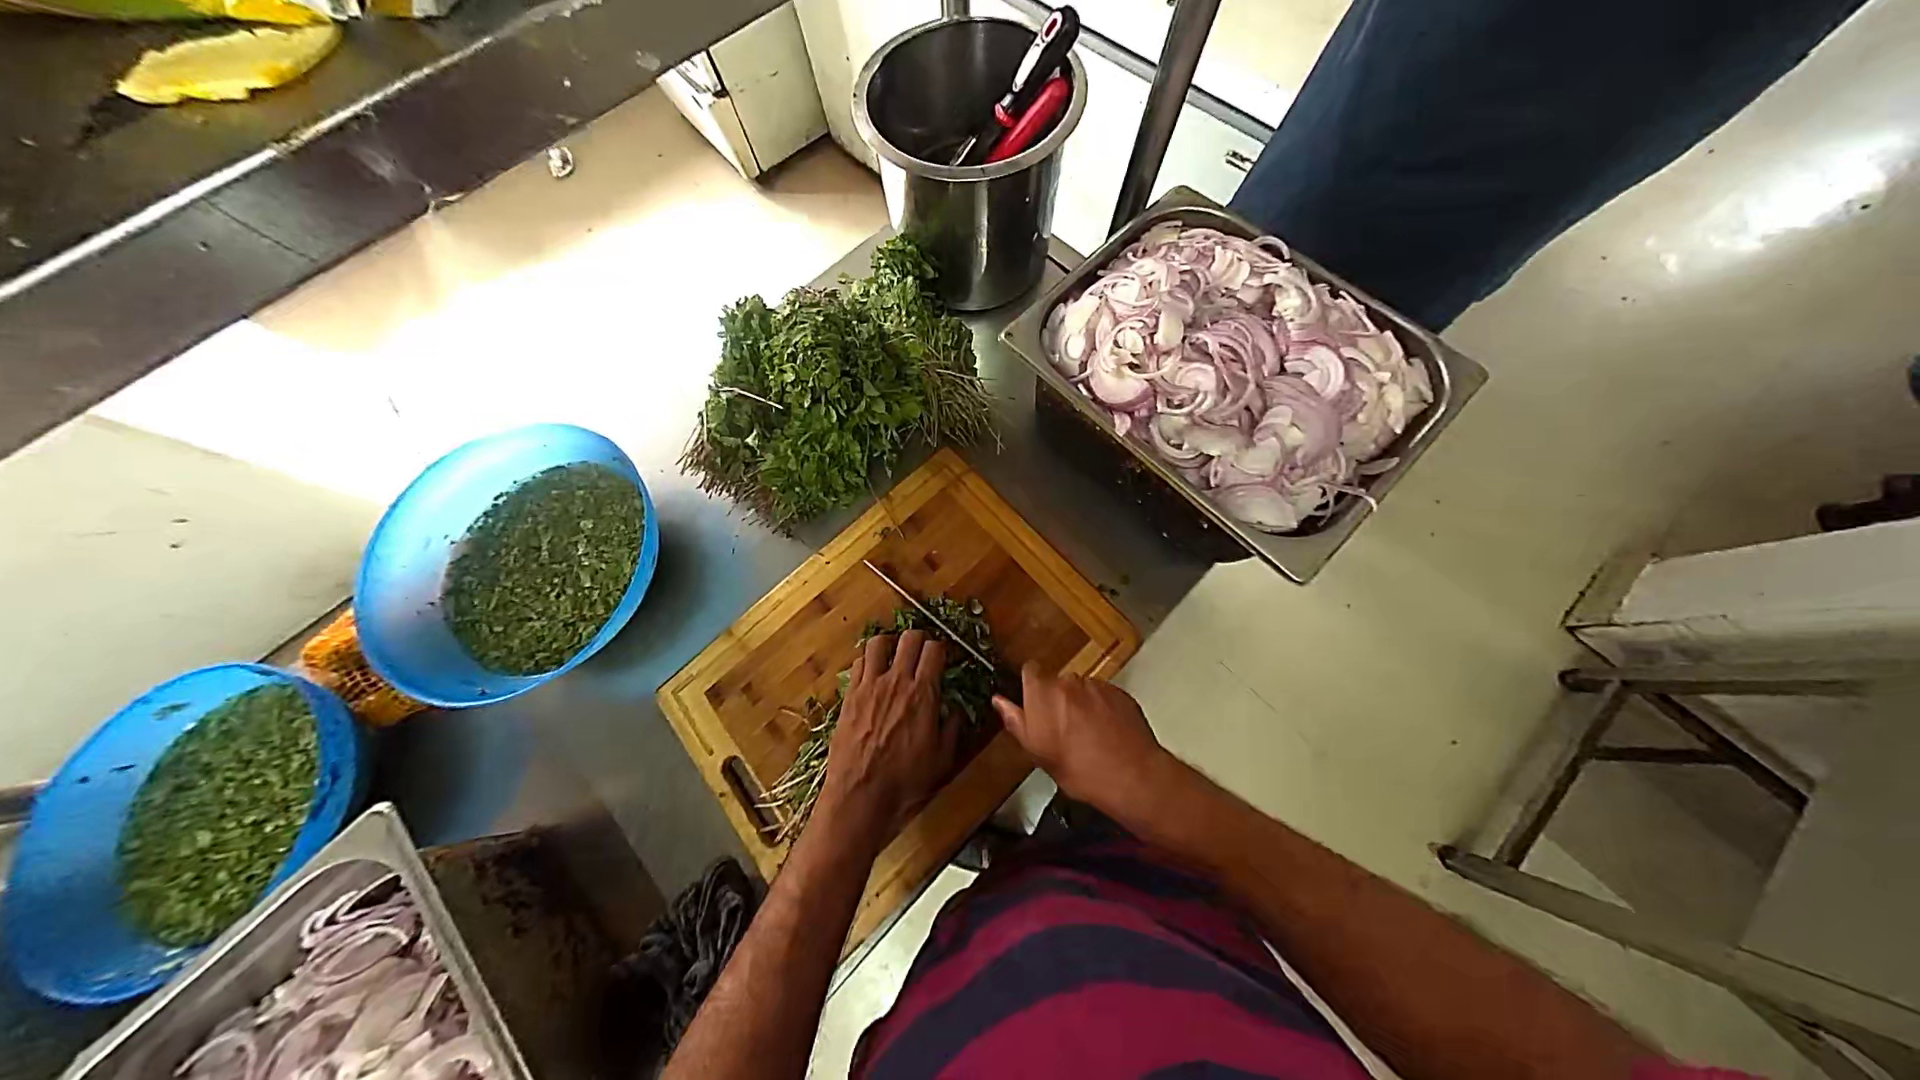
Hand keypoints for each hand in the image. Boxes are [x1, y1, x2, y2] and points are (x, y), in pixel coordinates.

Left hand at [815, 630, 955, 853]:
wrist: (860, 794)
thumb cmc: (905, 781)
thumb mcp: (942, 758)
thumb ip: (952, 727)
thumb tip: (954, 709)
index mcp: (923, 693)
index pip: (935, 650)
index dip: (943, 648)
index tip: (944, 656)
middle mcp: (896, 681)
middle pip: (909, 638)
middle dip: (920, 638)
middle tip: (923, 650)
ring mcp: (869, 686)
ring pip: (878, 642)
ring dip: (890, 643)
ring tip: (895, 654)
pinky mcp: (849, 696)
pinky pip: (858, 663)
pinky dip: (868, 661)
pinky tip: (873, 673)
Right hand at [992, 664, 1174, 816]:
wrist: (1132, 776)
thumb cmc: (1081, 769)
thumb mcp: (1038, 753)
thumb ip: (1016, 721)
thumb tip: (1000, 703)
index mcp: (1043, 693)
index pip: (1030, 670)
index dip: (1031, 685)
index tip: (1033, 702)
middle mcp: (1069, 682)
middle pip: (1057, 683)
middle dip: (1057, 700)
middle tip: (1061, 729)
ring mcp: (1097, 686)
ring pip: (1081, 690)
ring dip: (1081, 704)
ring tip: (1087, 735)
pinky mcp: (1120, 693)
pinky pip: (1104, 696)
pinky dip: (1103, 709)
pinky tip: (1105, 734)